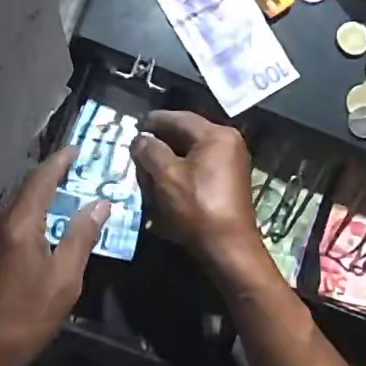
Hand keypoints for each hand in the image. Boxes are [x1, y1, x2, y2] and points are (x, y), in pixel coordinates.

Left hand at [0, 147, 107, 365]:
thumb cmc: (28, 315)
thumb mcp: (65, 278)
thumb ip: (82, 236)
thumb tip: (99, 204)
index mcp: (20, 222)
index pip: (42, 179)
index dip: (61, 161)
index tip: (78, 148)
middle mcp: (1, 221)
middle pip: (29, 187)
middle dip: (55, 175)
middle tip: (83, 170)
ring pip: (21, 202)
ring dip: (45, 194)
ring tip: (73, 191)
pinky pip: (16, 218)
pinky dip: (36, 211)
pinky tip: (53, 221)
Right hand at [130, 111, 261, 261]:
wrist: (227, 248)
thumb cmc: (196, 207)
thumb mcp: (166, 175)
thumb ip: (149, 150)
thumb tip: (140, 139)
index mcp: (216, 135)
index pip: (179, 118)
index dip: (153, 120)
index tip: (134, 124)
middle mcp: (228, 143)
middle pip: (186, 134)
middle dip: (160, 141)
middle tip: (137, 147)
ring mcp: (231, 163)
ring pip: (192, 152)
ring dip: (168, 157)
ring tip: (146, 165)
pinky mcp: (228, 183)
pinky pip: (199, 167)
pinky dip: (180, 170)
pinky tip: (163, 181)